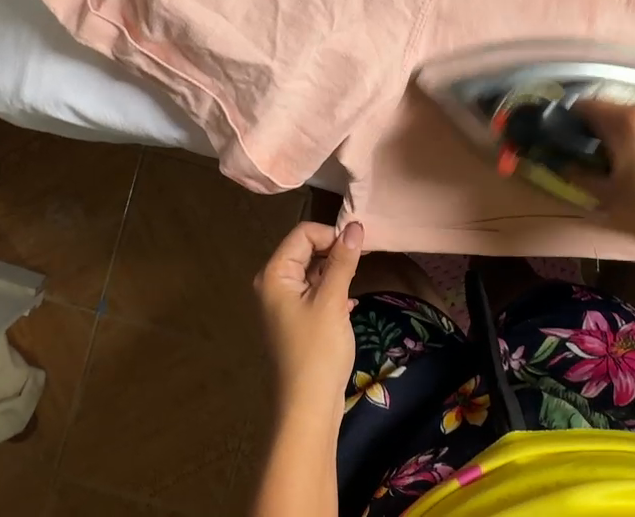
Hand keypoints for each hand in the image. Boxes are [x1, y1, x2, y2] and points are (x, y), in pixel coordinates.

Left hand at [254, 221, 363, 413]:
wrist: (308, 408)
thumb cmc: (318, 351)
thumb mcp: (332, 301)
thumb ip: (343, 260)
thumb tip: (355, 225)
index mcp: (274, 274)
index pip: (303, 234)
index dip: (331, 235)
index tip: (359, 248)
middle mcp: (273, 285)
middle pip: (306, 250)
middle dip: (334, 253)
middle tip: (361, 265)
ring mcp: (282, 304)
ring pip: (312, 272)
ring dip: (335, 274)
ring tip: (354, 288)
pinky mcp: (294, 321)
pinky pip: (314, 293)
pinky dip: (332, 292)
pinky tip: (349, 306)